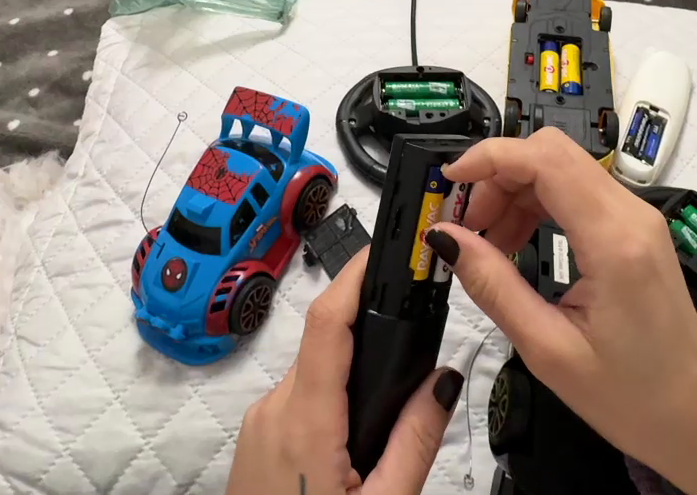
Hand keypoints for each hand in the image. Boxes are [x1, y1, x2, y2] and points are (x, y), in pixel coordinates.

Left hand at [226, 249, 465, 494]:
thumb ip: (414, 440)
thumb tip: (443, 378)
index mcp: (305, 419)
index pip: (326, 320)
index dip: (353, 275)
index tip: (381, 250)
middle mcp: (272, 409)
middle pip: (325, 347)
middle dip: (366, 344)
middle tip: (409, 363)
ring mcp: (257, 425)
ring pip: (312, 375)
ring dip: (347, 381)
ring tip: (380, 427)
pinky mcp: (252, 441)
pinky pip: (296, 400)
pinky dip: (326, 403)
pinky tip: (349, 446)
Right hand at [428, 127, 696, 494]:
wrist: (695, 420)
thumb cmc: (629, 398)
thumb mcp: (547, 349)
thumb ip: (492, 284)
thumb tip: (445, 237)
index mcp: (615, 241)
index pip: (547, 159)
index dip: (492, 155)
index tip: (452, 178)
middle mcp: (632, 214)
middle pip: (552, 153)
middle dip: (498, 174)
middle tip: (468, 223)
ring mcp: (637, 215)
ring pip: (561, 165)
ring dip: (514, 189)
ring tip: (488, 241)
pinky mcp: (635, 225)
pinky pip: (576, 189)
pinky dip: (536, 202)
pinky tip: (516, 241)